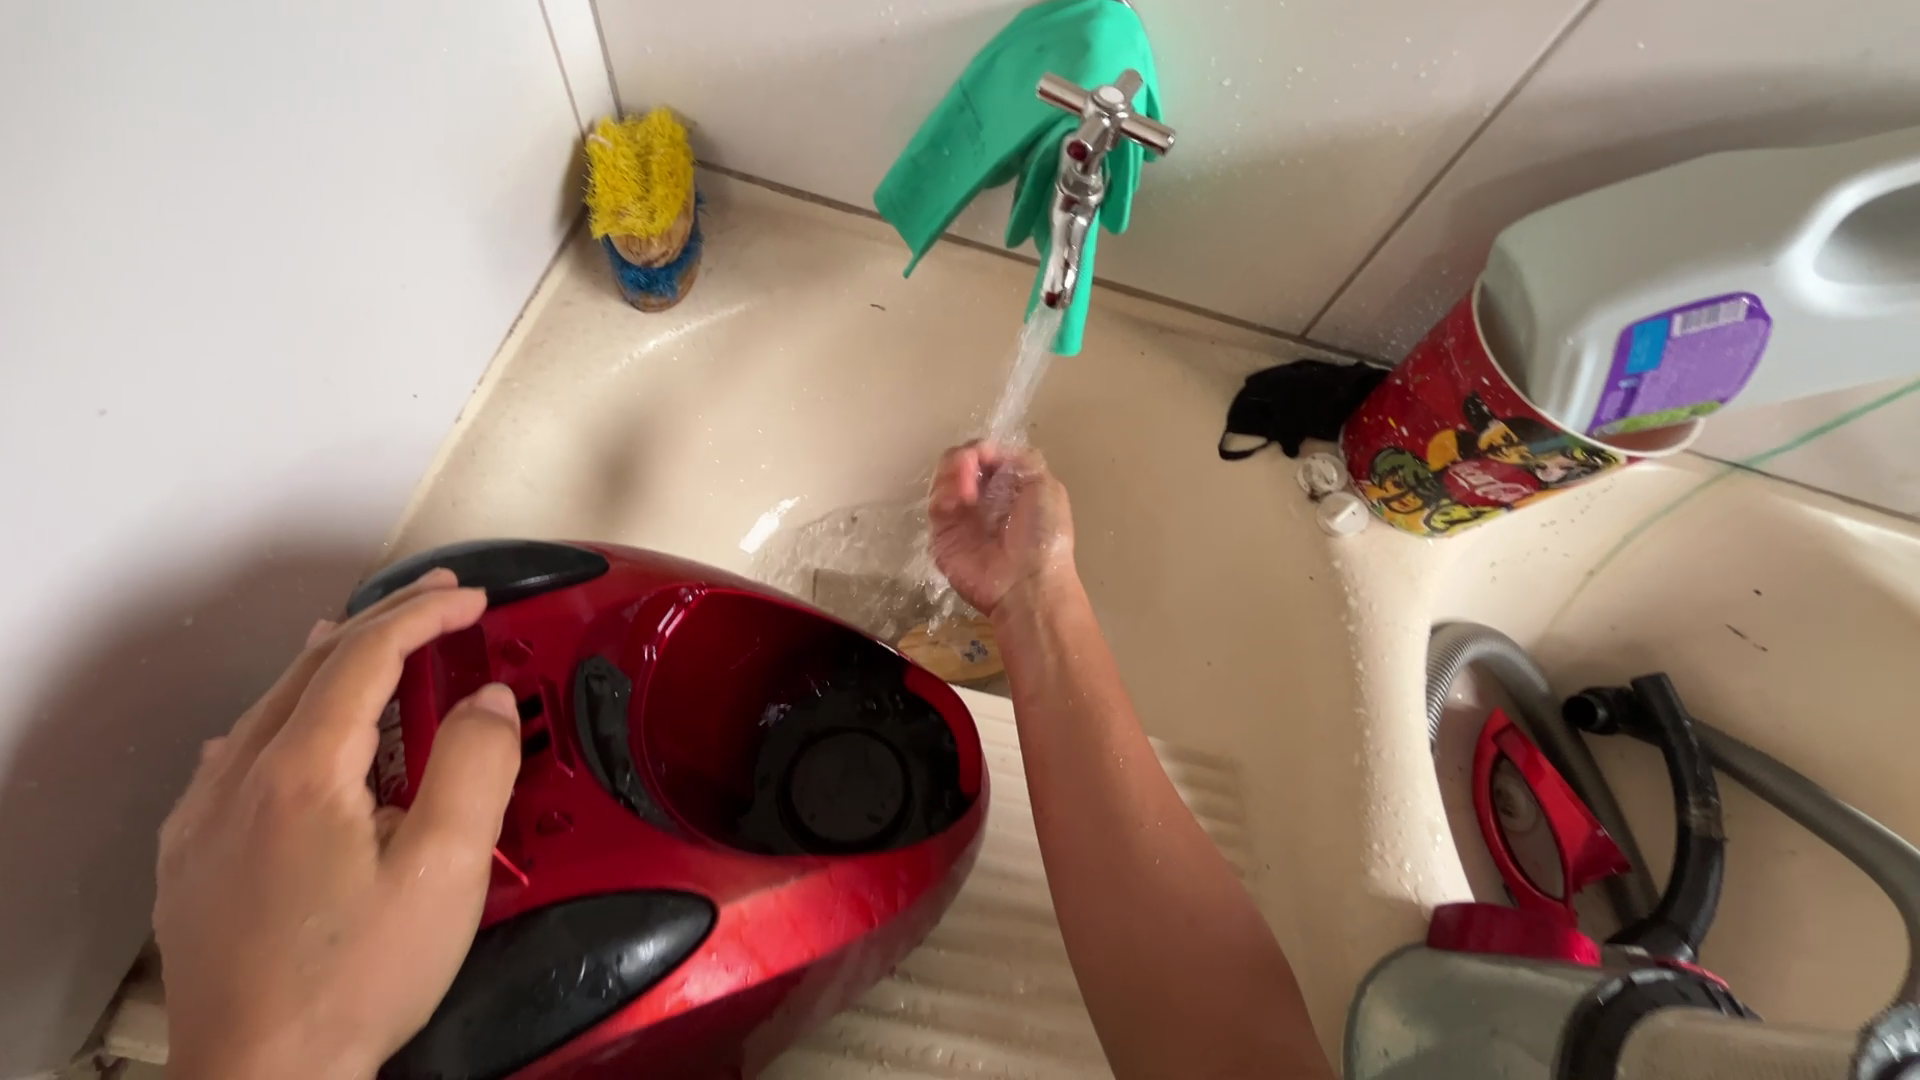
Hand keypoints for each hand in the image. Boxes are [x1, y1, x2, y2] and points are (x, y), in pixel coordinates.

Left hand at [155, 569, 521, 1079]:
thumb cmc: (359, 974)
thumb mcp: (448, 866)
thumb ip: (476, 768)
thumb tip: (488, 703)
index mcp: (299, 778)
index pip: (363, 659)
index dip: (423, 616)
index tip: (473, 600)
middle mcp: (237, 786)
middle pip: (312, 669)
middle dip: (383, 619)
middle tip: (441, 597)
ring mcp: (207, 823)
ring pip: (271, 704)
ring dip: (336, 658)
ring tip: (379, 636)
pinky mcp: (200, 858)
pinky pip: (242, 750)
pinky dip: (291, 709)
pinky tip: (298, 723)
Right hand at [928, 441, 1075, 615]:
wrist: (1027, 583)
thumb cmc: (1044, 535)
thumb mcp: (1046, 486)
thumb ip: (1022, 460)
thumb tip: (991, 450)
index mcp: (1008, 485)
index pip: (984, 454)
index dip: (981, 449)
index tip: (985, 454)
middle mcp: (983, 498)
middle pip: (958, 462)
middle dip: (962, 458)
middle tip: (970, 469)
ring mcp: (961, 516)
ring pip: (942, 478)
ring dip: (952, 473)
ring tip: (967, 490)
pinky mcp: (943, 533)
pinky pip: (934, 503)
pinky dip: (943, 493)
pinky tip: (959, 500)